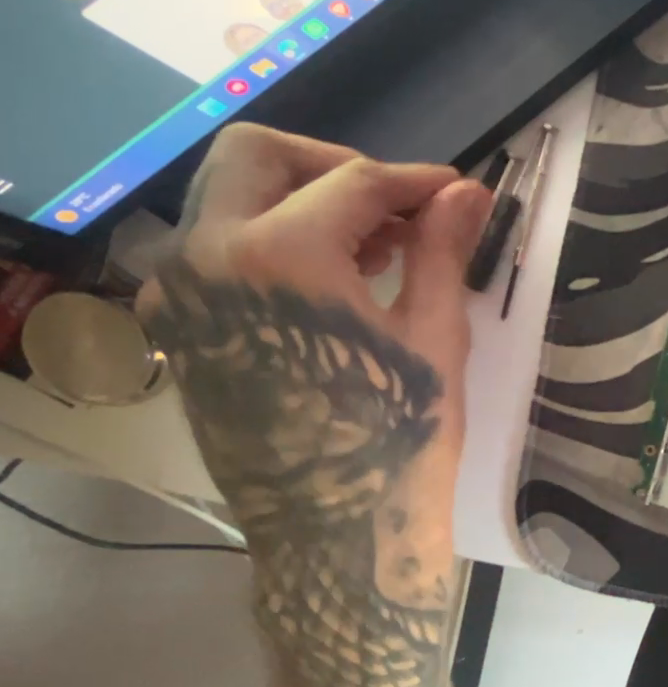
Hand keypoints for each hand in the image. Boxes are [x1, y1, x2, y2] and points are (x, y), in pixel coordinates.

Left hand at [139, 125, 490, 546]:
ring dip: (307, 201)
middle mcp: (207, 255)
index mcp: (280, 255)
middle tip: (402, 206)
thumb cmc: (401, 436)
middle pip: (259, 158)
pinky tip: (339, 282)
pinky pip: (222, 249)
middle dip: (338, 167)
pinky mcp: (180, 324)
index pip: (352, 183)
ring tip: (382, 248)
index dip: (413, 180)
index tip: (458, 190)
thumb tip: (469, 192)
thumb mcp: (435, 338)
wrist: (336, 528)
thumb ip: (440, 251)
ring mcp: (180, 291)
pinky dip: (279, 241)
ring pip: (231, 198)